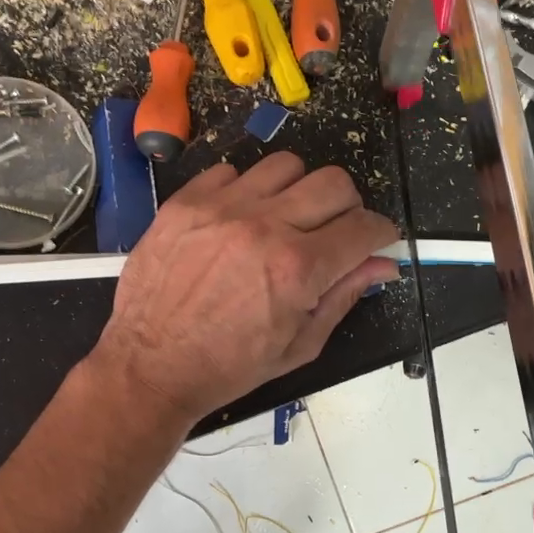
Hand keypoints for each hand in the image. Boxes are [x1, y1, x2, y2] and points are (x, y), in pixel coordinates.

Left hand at [87, 152, 398, 426]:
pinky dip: (245, 190)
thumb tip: (381, 264)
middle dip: (347, 206)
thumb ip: (344, 296)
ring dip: (297, 190)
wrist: (152, 366)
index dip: (380, 233)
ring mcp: (221, 209)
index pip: (364, 226)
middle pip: (334, 182)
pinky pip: (231, 171)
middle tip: (334, 232)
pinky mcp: (185, 202)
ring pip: (286, 165)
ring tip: (283, 220)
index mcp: (297, 270)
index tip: (374, 240)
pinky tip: (238, 221)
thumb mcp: (299, 345)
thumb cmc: (227, 366)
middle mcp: (263, 227)